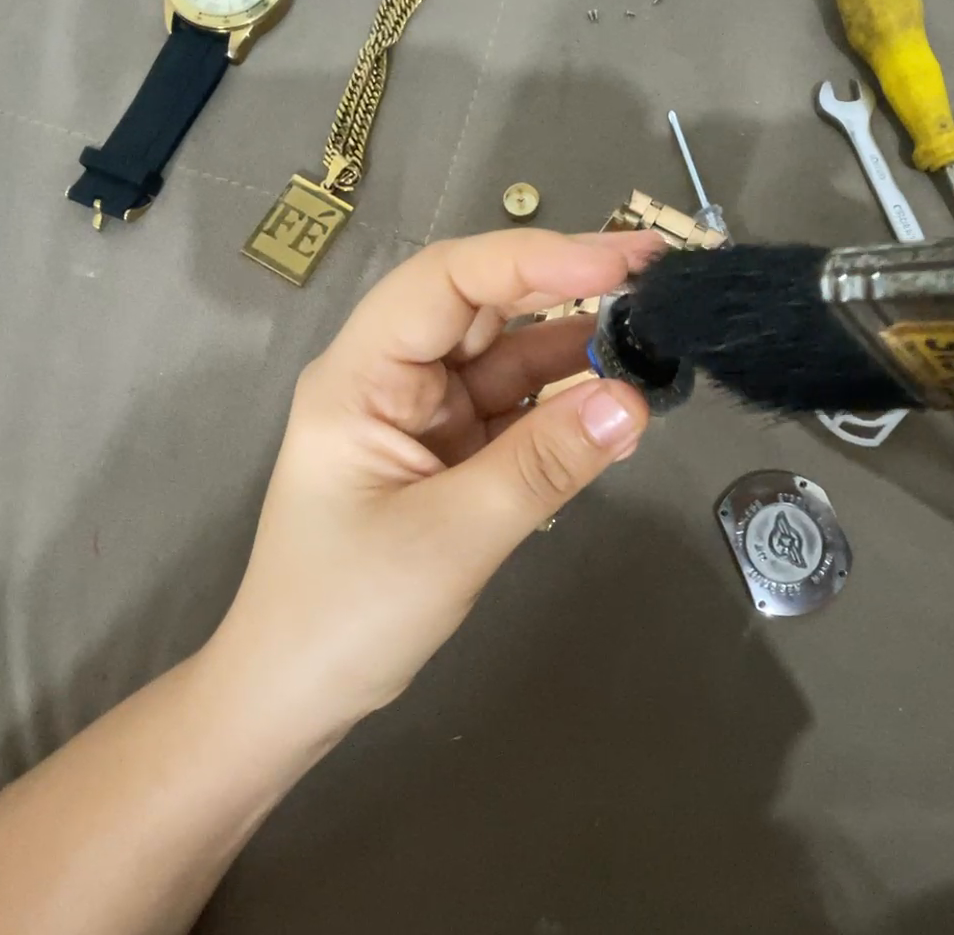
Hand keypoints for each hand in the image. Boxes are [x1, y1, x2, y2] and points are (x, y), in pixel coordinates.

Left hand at [207, 229, 664, 729]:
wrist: (296, 694)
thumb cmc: (347, 615)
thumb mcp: (452, 537)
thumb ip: (543, 464)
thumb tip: (634, 403)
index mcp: (361, 376)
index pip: (447, 283)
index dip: (535, 258)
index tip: (622, 260)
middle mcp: (390, 380)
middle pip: (481, 310)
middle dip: (565, 291)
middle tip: (656, 282)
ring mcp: (422, 418)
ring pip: (505, 361)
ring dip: (574, 354)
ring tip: (655, 345)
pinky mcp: (448, 457)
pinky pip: (514, 415)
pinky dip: (564, 411)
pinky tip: (617, 408)